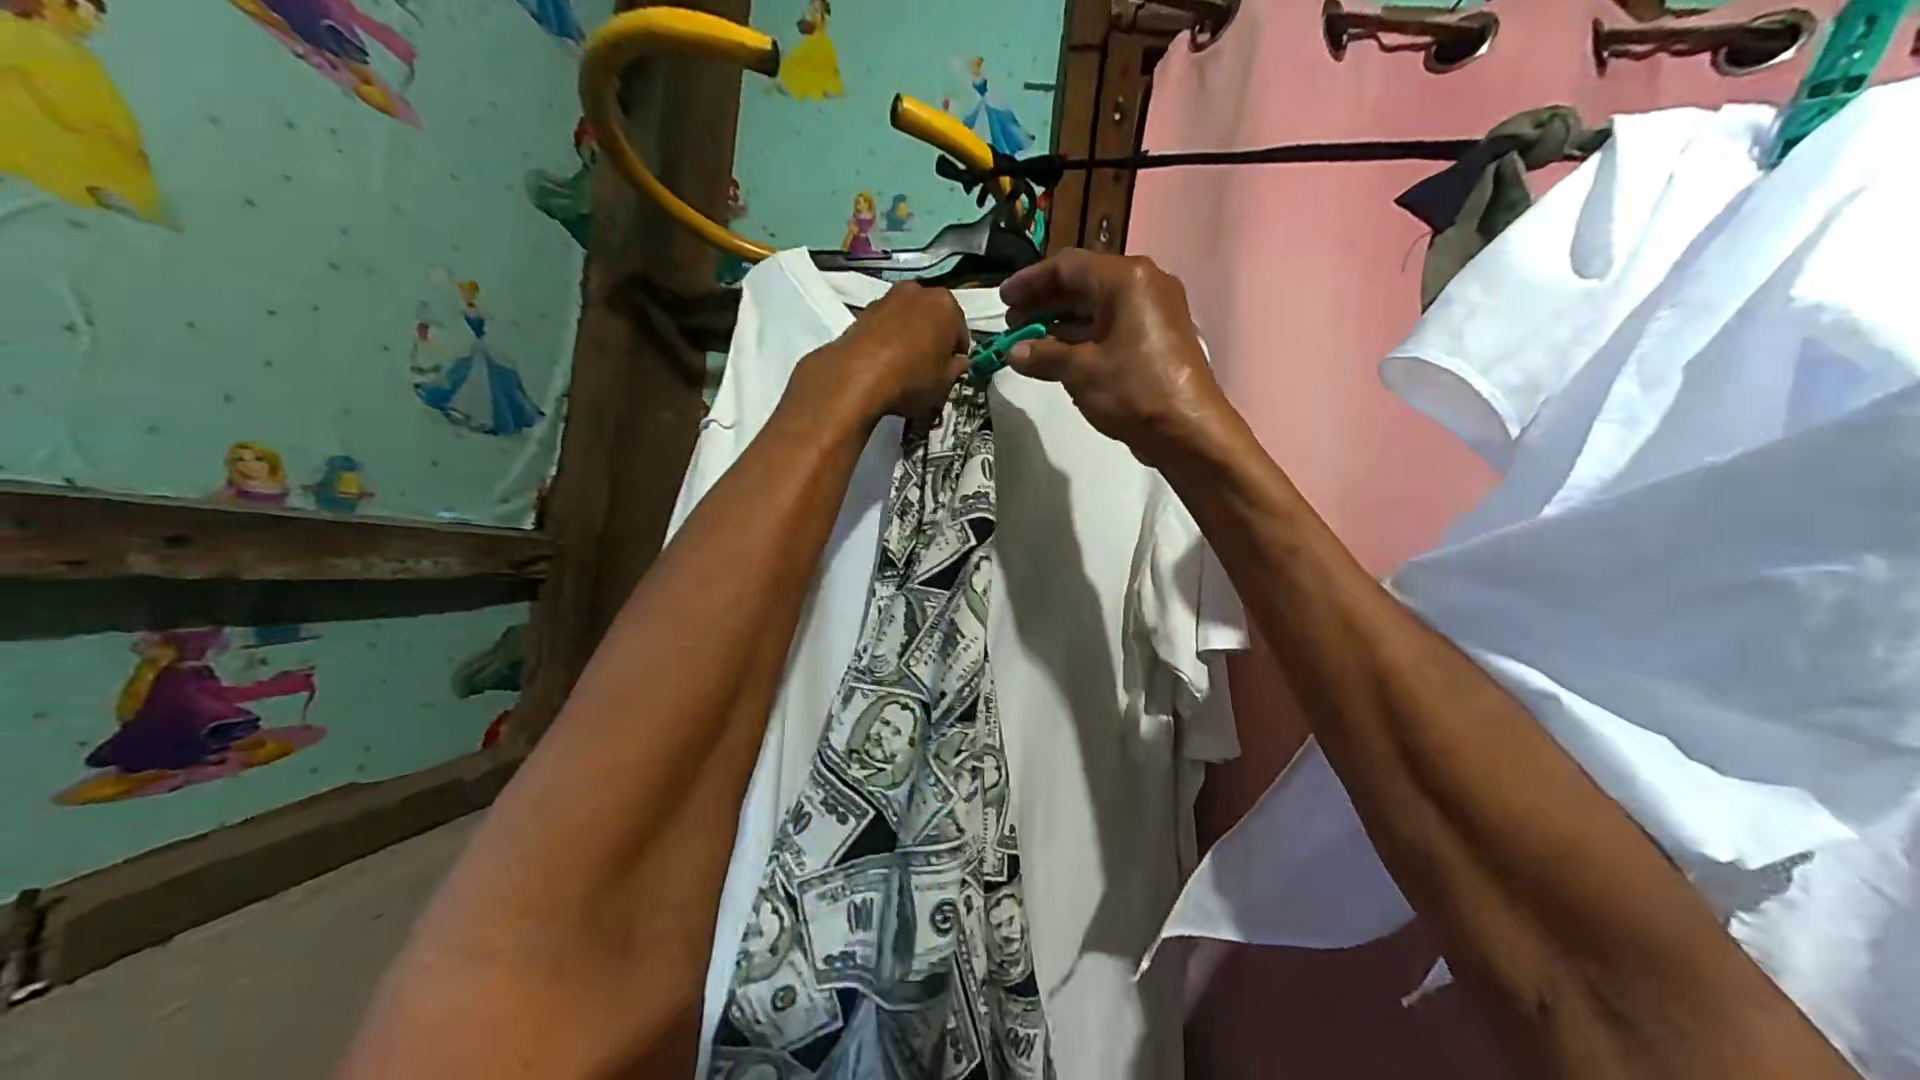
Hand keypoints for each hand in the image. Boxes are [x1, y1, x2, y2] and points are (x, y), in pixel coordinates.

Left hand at [788, 282, 969, 425]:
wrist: (856, 377)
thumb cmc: (912, 378)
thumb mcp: (944, 384)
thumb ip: (956, 370)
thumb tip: (959, 363)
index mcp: (946, 304)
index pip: (960, 331)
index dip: (956, 354)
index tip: (950, 371)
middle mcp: (917, 292)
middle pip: (932, 319)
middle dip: (932, 339)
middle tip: (928, 368)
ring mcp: (886, 298)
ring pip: (906, 319)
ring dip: (908, 337)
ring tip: (902, 367)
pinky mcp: (861, 311)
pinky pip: (883, 327)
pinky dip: (886, 340)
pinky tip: (882, 364)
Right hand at [1001, 251, 1232, 467]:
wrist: (1188, 431)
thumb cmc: (1134, 391)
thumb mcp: (1080, 371)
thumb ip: (1043, 355)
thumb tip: (1014, 352)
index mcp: (1127, 279)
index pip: (1068, 266)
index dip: (1030, 281)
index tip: (1002, 299)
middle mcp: (1143, 285)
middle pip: (1083, 283)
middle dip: (1044, 302)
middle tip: (1011, 323)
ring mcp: (1153, 311)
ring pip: (1096, 306)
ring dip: (1060, 321)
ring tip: (1027, 341)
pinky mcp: (1156, 338)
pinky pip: (1111, 325)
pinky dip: (1082, 336)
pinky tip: (1057, 354)